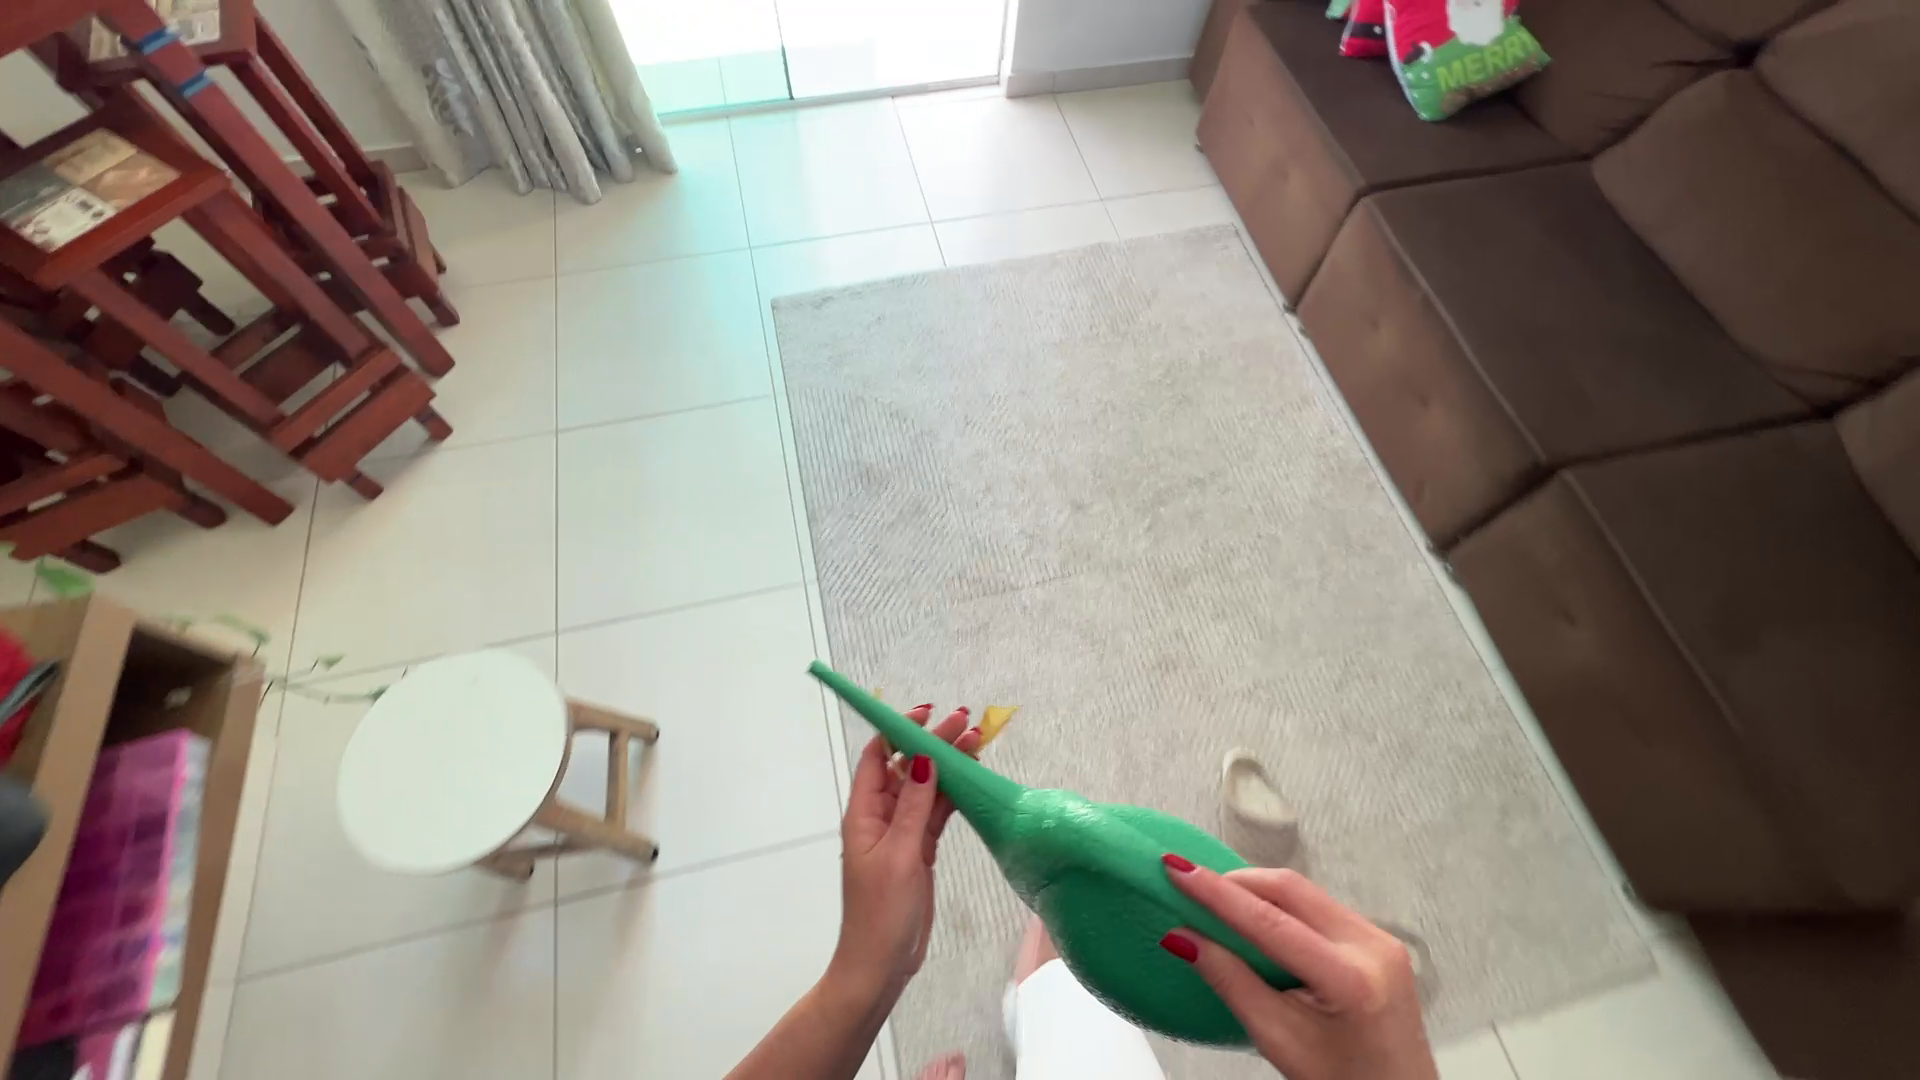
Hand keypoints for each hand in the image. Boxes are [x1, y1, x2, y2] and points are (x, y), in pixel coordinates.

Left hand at [830, 704, 982, 1000]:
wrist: (882, 965)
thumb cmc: (881, 913)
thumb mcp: (898, 855)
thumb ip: (913, 807)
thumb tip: (925, 759)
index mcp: (864, 812)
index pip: (878, 756)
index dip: (900, 731)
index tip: (927, 713)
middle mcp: (881, 815)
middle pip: (909, 767)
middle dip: (933, 742)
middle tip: (965, 721)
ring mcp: (901, 831)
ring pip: (927, 787)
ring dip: (949, 765)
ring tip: (977, 741)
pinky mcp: (919, 847)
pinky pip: (937, 811)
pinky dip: (954, 794)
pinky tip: (972, 778)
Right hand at [1159, 862, 1437, 1079]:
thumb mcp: (1277, 1038)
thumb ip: (1228, 980)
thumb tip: (1182, 936)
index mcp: (1350, 979)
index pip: (1268, 920)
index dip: (1216, 891)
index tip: (1178, 869)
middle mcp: (1372, 948)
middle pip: (1288, 888)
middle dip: (1235, 881)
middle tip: (1192, 881)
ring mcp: (1380, 939)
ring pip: (1303, 890)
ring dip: (1257, 890)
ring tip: (1219, 901)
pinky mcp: (1378, 938)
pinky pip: (1318, 903)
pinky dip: (1281, 903)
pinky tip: (1258, 917)